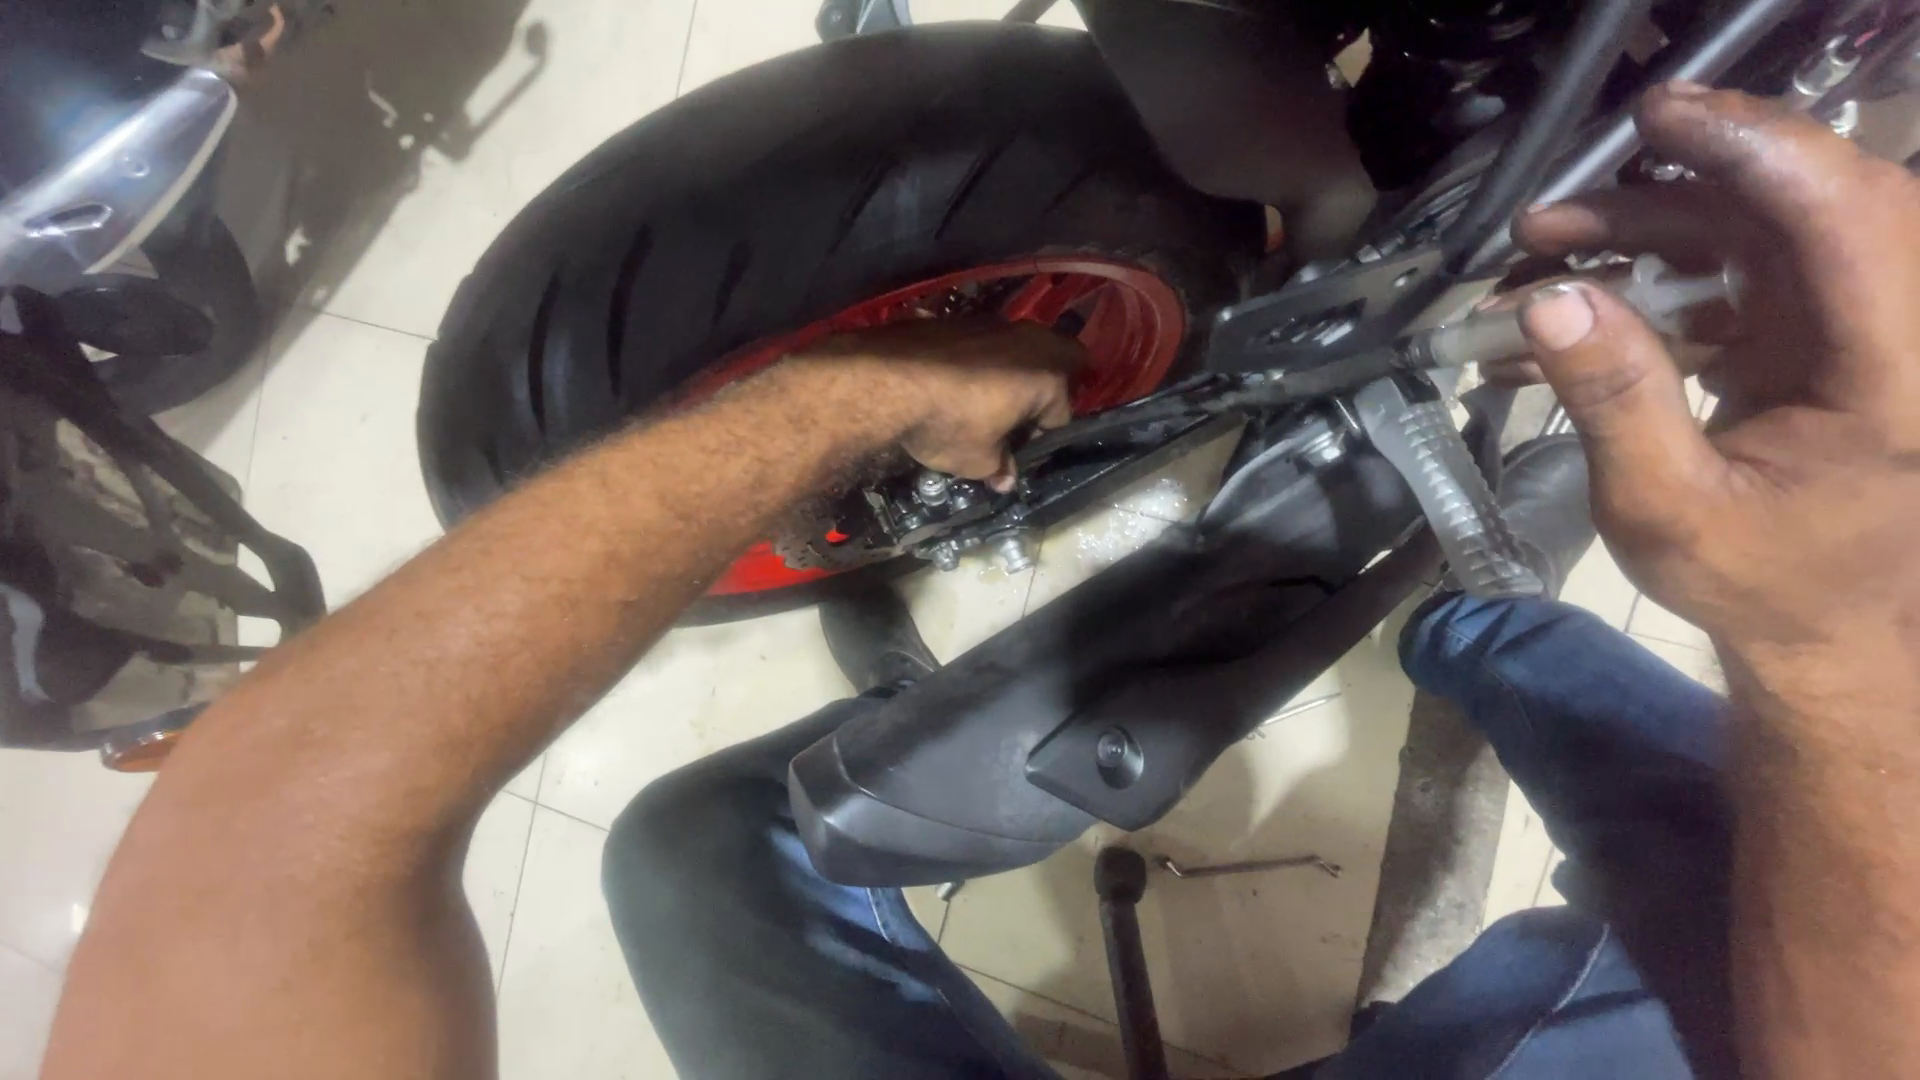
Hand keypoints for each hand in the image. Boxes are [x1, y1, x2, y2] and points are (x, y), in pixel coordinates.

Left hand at [795, 319, 1084, 490]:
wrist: (886, 378)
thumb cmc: (947, 423)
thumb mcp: (976, 460)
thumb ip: (998, 468)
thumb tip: (1005, 480)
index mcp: (1047, 378)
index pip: (1062, 415)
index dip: (1042, 441)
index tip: (1019, 455)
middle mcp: (1030, 343)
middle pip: (1059, 361)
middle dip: (1049, 387)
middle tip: (1023, 416)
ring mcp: (994, 324)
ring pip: (1020, 348)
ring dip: (1011, 372)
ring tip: (984, 402)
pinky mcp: (959, 318)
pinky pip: (983, 342)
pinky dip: (978, 361)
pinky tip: (952, 382)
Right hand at [1511, 82, 1919, 678]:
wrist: (1823, 626)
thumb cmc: (1755, 578)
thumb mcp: (1662, 503)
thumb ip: (1614, 399)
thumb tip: (1550, 298)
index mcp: (1898, 366)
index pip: (1851, 215)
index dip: (1758, 148)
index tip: (1656, 117)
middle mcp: (1891, 328)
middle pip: (1784, 215)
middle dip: (1659, 200)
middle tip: (1545, 219)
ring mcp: (1848, 333)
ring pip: (1745, 243)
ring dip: (1634, 242)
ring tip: (1533, 264)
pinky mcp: (1807, 348)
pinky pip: (1722, 290)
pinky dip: (1639, 295)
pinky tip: (1560, 322)